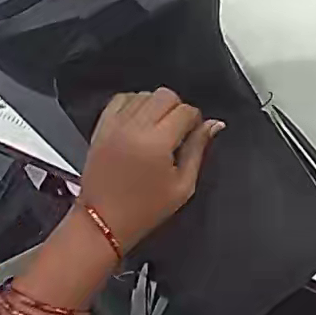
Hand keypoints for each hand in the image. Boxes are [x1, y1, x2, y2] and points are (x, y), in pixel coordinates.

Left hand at [78, 88, 223, 251]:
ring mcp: (115, 125)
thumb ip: (198, 150)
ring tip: (158, 129)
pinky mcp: (101, 127)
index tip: (195, 133)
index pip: (185, 111)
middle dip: (177, 109)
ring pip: (144, 94)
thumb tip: (214, 125)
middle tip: (178, 131)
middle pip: (165, 95)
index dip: (196, 120)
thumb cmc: (143, 210)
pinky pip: (121, 99)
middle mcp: (134, 128)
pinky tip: (139, 121)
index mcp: (157, 143)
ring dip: (155, 106)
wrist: (103, 220)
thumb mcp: (182, 186)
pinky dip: (134, 104)